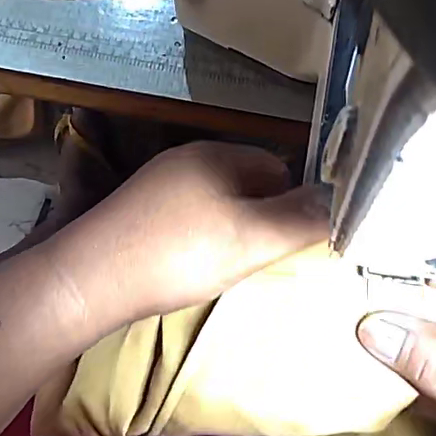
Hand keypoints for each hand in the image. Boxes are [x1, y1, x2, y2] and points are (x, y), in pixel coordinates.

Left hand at [48, 142, 326, 327]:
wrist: (88, 280)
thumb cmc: (179, 255)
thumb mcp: (253, 239)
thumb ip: (303, 220)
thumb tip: (346, 202)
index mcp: (218, 154)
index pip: (280, 168)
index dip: (296, 203)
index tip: (294, 240)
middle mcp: (187, 159)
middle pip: (249, 184)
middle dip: (264, 217)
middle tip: (262, 257)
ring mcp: (158, 185)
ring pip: (219, 203)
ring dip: (233, 230)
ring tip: (227, 265)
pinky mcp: (138, 212)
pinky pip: (189, 218)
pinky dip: (201, 239)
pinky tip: (192, 265)